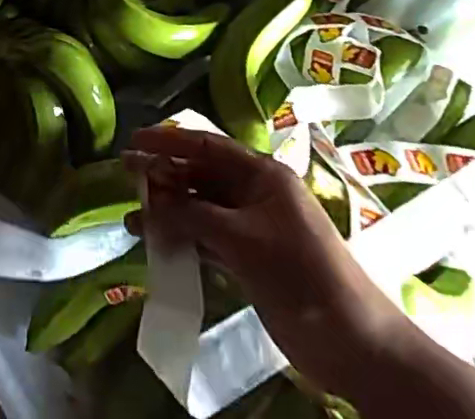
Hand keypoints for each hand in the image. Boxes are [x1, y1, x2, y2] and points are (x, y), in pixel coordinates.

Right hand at [122, 125, 408, 396]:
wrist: (349, 336)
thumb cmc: (299, 271)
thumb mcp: (242, 238)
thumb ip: (193, 216)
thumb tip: (150, 201)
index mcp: (263, 174)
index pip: (208, 147)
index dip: (170, 141)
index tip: (135, 139)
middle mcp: (256, 194)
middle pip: (203, 176)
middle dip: (165, 176)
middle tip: (125, 176)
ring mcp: (253, 227)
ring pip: (202, 209)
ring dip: (170, 212)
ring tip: (131, 219)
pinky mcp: (250, 259)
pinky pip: (208, 239)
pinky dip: (184, 240)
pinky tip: (158, 245)